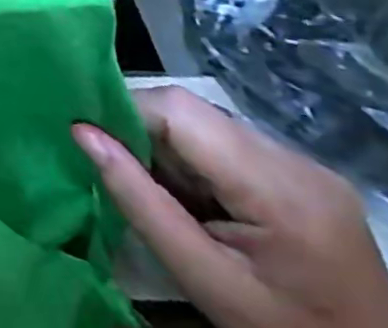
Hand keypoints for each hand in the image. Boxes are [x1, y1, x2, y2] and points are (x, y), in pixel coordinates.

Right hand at [74, 86, 387, 327]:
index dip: (125, 111)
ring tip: (166, 197)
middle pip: (194, 111)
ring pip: (207, 123)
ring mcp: (307, 165)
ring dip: (169, 148)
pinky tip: (199, 202)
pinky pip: (229, 143)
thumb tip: (80, 131)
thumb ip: (138, 200)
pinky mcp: (305, 175)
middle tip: (124, 174)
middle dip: (145, 132)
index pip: (180, 110)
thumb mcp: (203, 277)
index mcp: (279, 187)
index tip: (89, 137)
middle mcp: (297, 160)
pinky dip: (196, 161)